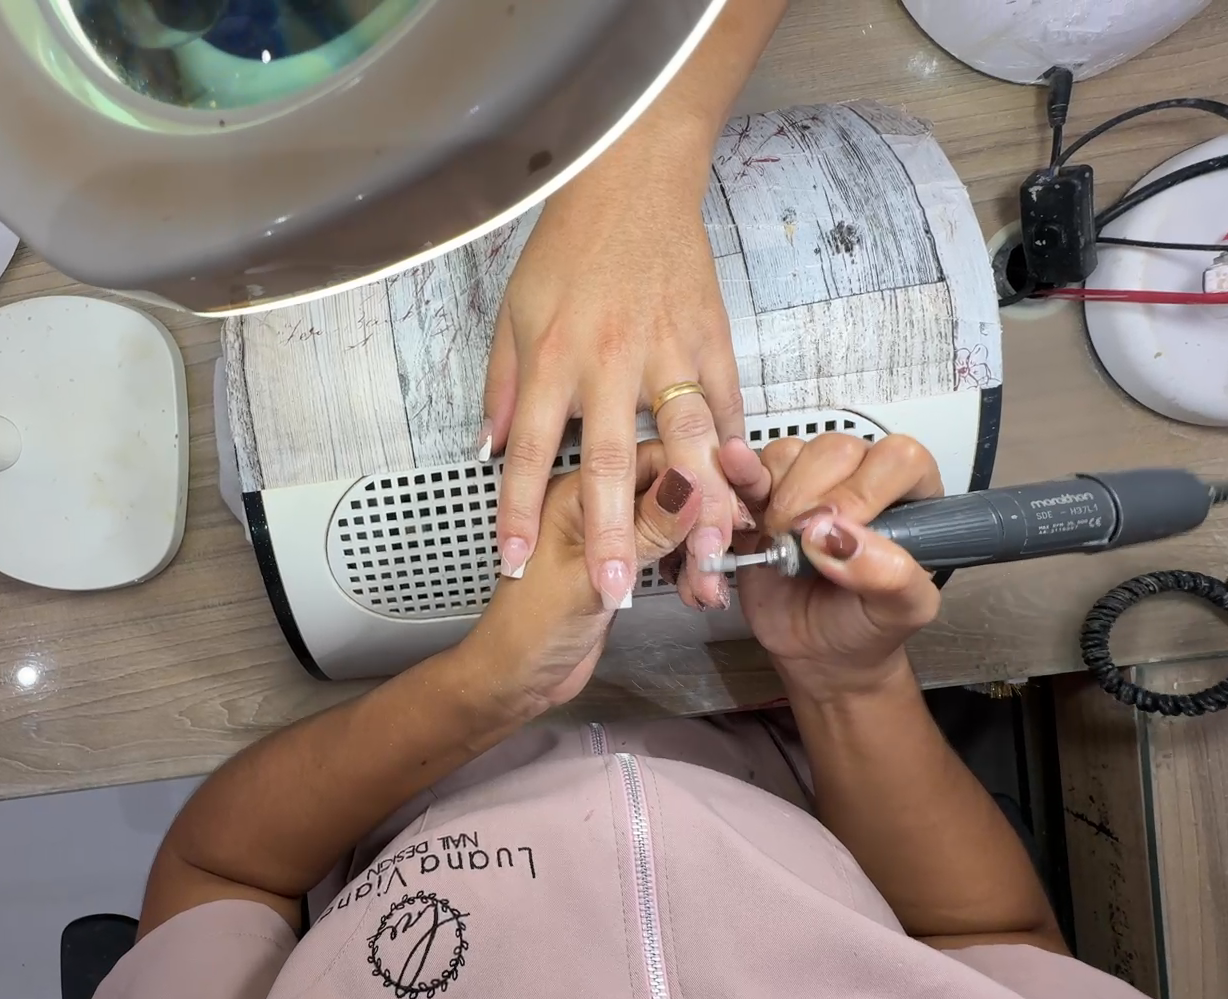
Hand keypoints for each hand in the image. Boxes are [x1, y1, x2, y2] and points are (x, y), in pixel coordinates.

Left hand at [457, 443, 699, 718]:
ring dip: (695, 552)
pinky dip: (685, 567)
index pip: (651, 460)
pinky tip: (694, 590)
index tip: (726, 518)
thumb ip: (644, 530)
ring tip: (704, 589)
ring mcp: (609, 532)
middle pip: (667, 489)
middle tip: (717, 561)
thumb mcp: (592, 578)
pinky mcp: (621, 561)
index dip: (694, 483)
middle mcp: (594, 501)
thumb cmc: (534, 627)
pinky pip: (665, 549)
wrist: (517, 677)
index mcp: (575, 489)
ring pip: (671, 522)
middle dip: (700, 523)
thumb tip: (694, 480)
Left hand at [482, 137, 745, 614]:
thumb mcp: (511, 314)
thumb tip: (488, 447)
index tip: (512, 562)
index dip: (516, 512)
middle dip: (611, 534)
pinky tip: (740, 495)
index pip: (525, 452)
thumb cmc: (565, 248)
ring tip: (705, 560)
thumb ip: (500, 387)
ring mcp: (665, 351)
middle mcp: (606, 363)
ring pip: (684, 440)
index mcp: (549, 360)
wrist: (630, 177)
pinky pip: (725, 404)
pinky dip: (734, 452)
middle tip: (613, 591)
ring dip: (695, 506)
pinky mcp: (710, 338)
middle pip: (607, 462)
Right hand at [725, 434, 944, 695]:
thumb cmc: (862, 625)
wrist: (812, 647)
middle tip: (799, 543)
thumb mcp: (898, 611)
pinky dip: (738, 480)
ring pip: (789, 453)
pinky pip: (746, 469)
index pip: (897, 459)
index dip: (864, 490)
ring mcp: (804, 484)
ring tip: (775, 538)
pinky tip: (739, 503)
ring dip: (776, 495)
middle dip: (810, 497)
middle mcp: (857, 478)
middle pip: (835, 449)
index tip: (839, 533)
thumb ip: (887, 574)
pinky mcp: (759, 494)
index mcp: (909, 496)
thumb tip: (835, 534)